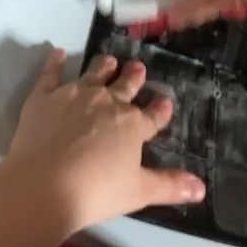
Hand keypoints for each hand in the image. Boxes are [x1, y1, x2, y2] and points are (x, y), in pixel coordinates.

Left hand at [0, 50, 204, 234]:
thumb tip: (202, 187)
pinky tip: (58, 53)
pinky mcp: (45, 96)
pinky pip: (51, 74)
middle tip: (138, 67)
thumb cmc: (96, 191)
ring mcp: (75, 95)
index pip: (153, 114)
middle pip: (125, 86)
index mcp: (132, 124)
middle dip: (134, 77)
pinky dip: (55, 63)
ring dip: (104, 66)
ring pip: (94, 74)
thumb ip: (170, 186)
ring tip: (109, 60)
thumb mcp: (139, 192)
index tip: (165, 101)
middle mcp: (106, 102)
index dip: (160, 109)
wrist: (45, 184)